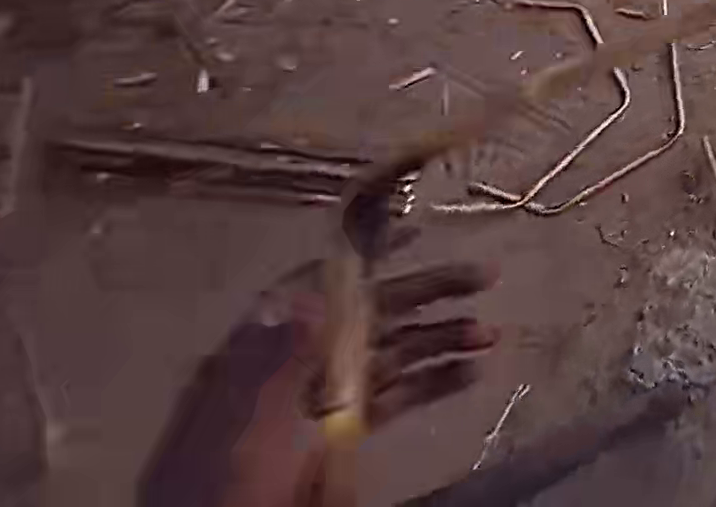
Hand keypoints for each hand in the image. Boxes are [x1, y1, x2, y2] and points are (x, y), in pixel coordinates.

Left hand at [139, 246, 497, 506]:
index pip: (322, 286)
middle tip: (487, 276)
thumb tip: (310, 294)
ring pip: (396, 349)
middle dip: (434, 290)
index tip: (418, 234)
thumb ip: (276, 364)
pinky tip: (472, 373)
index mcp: (267, 353)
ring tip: (490, 335)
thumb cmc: (226, 492)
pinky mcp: (343, 432)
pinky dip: (437, 380)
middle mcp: (300, 364)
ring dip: (444, 337)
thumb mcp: (246, 431)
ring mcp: (324, 398)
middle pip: (375, 311)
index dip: (369, 256)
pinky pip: (399, 393)